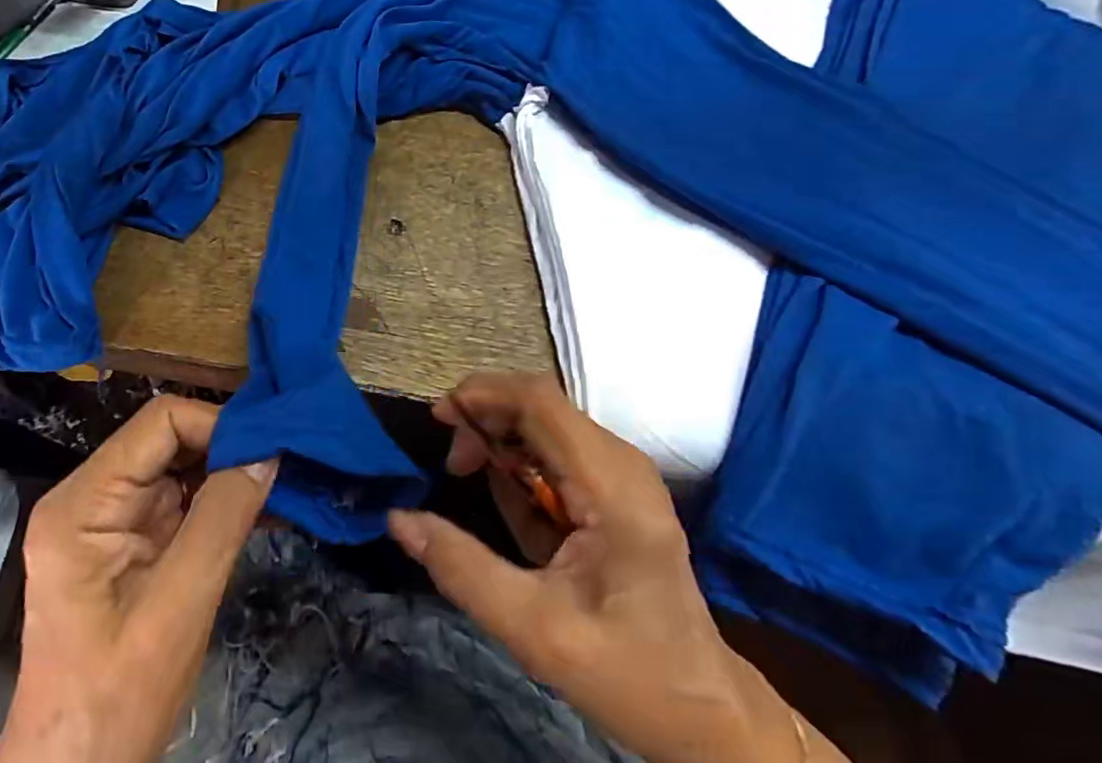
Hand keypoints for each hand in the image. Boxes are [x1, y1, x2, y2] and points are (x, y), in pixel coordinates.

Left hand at [0, 396, 276, 762]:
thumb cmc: (119, 695)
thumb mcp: (179, 604)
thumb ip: (224, 517)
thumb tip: (270, 451)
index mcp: (84, 504)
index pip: (162, 422)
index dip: (220, 425)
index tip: (272, 449)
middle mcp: (93, 499)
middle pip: (173, 439)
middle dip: (234, 447)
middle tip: (291, 462)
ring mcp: (114, 521)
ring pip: (186, 467)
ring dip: (237, 474)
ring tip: (291, 482)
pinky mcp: (136, 543)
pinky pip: (190, 502)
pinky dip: (228, 502)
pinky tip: (272, 510)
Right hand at [387, 373, 845, 762]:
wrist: (702, 708)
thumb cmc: (628, 673)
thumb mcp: (534, 630)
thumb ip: (463, 569)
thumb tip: (399, 520)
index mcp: (612, 486)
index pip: (541, 402)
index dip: (485, 394)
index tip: (438, 418)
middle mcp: (621, 464)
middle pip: (543, 407)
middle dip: (487, 419)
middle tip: (451, 465)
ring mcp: (623, 476)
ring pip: (548, 428)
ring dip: (502, 441)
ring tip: (464, 475)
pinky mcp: (617, 492)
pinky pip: (560, 457)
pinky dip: (523, 466)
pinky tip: (505, 495)